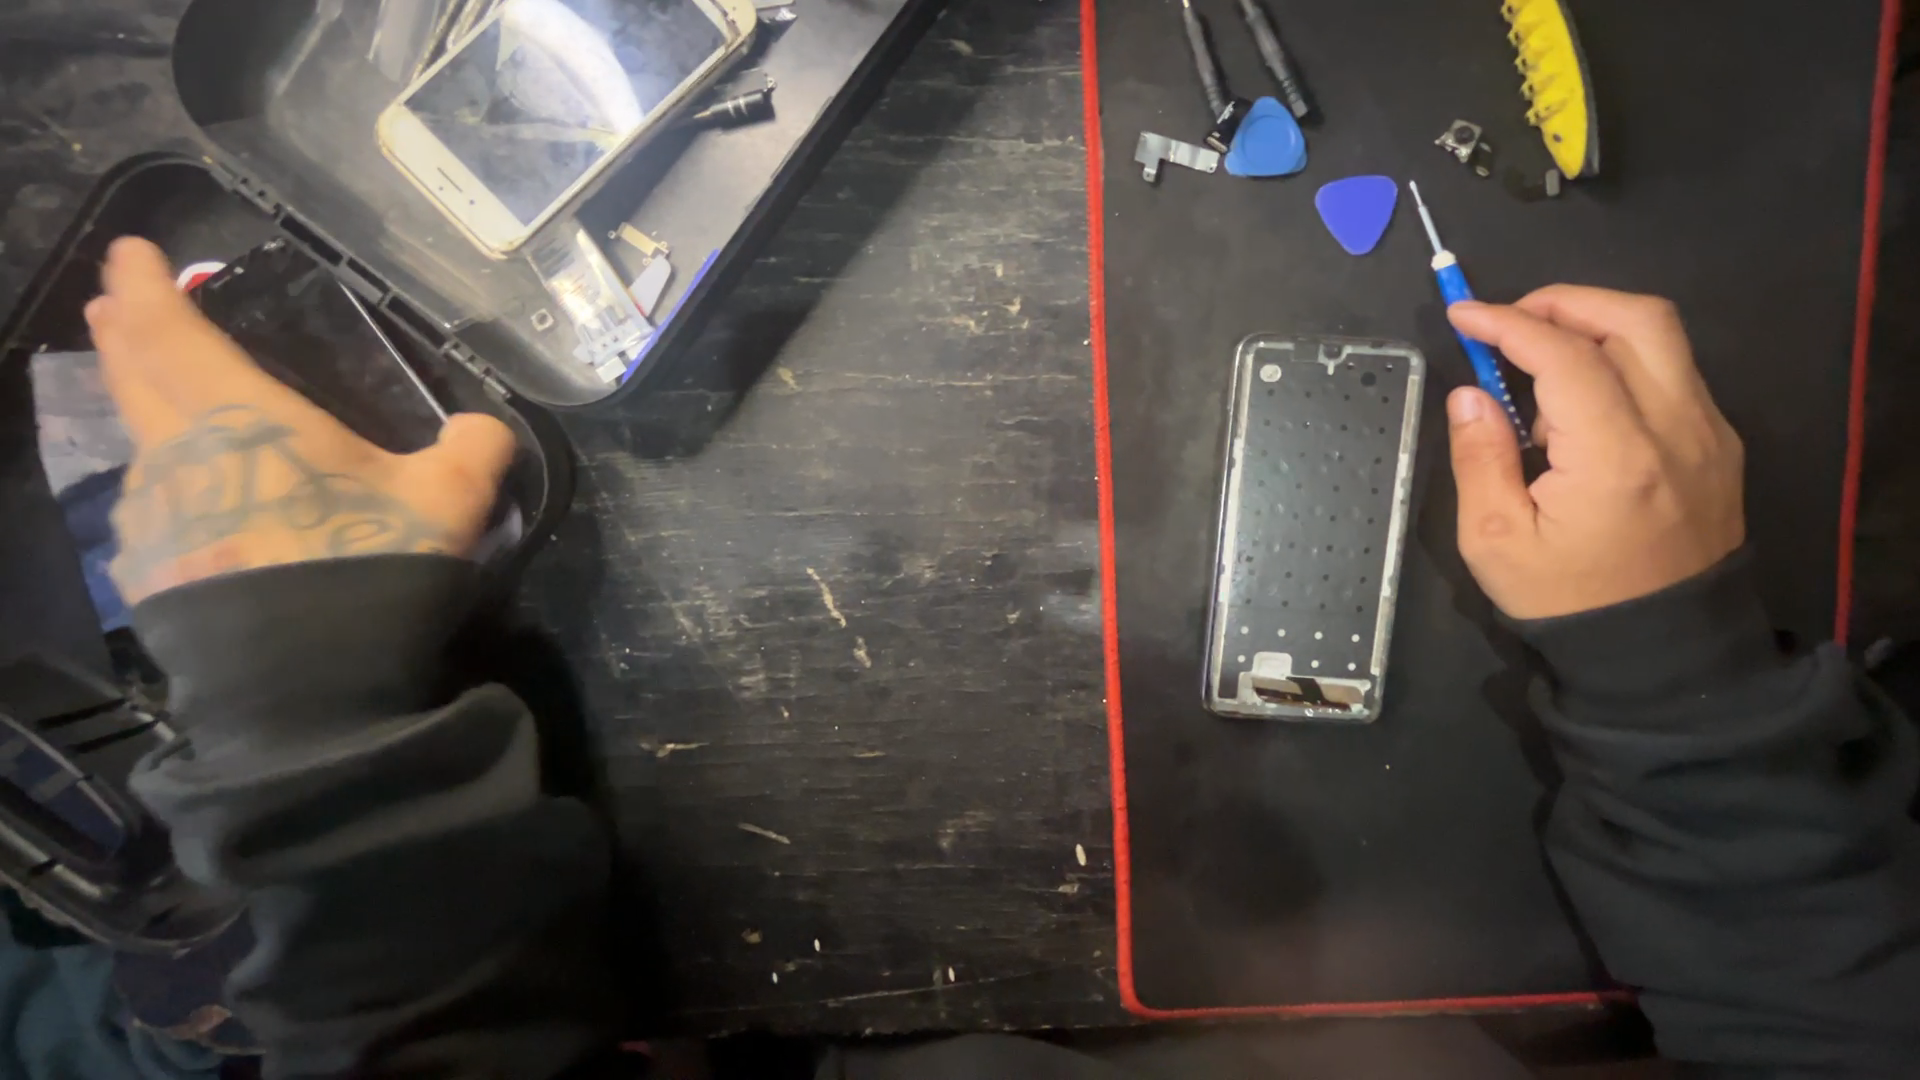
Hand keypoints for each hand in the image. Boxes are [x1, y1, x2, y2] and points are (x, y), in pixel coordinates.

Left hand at [85, 237, 516, 604]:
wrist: (311, 672)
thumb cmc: (375, 557)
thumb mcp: (454, 495)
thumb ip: (477, 445)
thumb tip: (483, 425)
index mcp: (243, 419)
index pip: (169, 331)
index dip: (145, 285)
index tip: (131, 251)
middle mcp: (178, 454)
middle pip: (131, 376)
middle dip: (125, 331)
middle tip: (122, 304)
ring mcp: (154, 516)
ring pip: (141, 441)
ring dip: (147, 406)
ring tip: (169, 400)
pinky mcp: (154, 569)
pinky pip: (154, 501)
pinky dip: (170, 476)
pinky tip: (200, 496)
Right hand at [1444, 286, 1744, 619]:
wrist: (1656, 642)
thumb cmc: (1562, 594)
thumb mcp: (1492, 537)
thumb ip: (1479, 458)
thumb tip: (1470, 394)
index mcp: (1614, 455)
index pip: (1566, 355)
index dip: (1508, 323)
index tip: (1462, 315)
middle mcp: (1677, 427)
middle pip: (1638, 320)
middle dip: (1564, 302)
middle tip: (1506, 318)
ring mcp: (1707, 431)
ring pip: (1661, 339)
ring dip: (1592, 324)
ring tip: (1530, 354)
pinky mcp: (1715, 442)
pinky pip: (1669, 373)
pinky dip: (1614, 359)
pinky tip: (1571, 399)